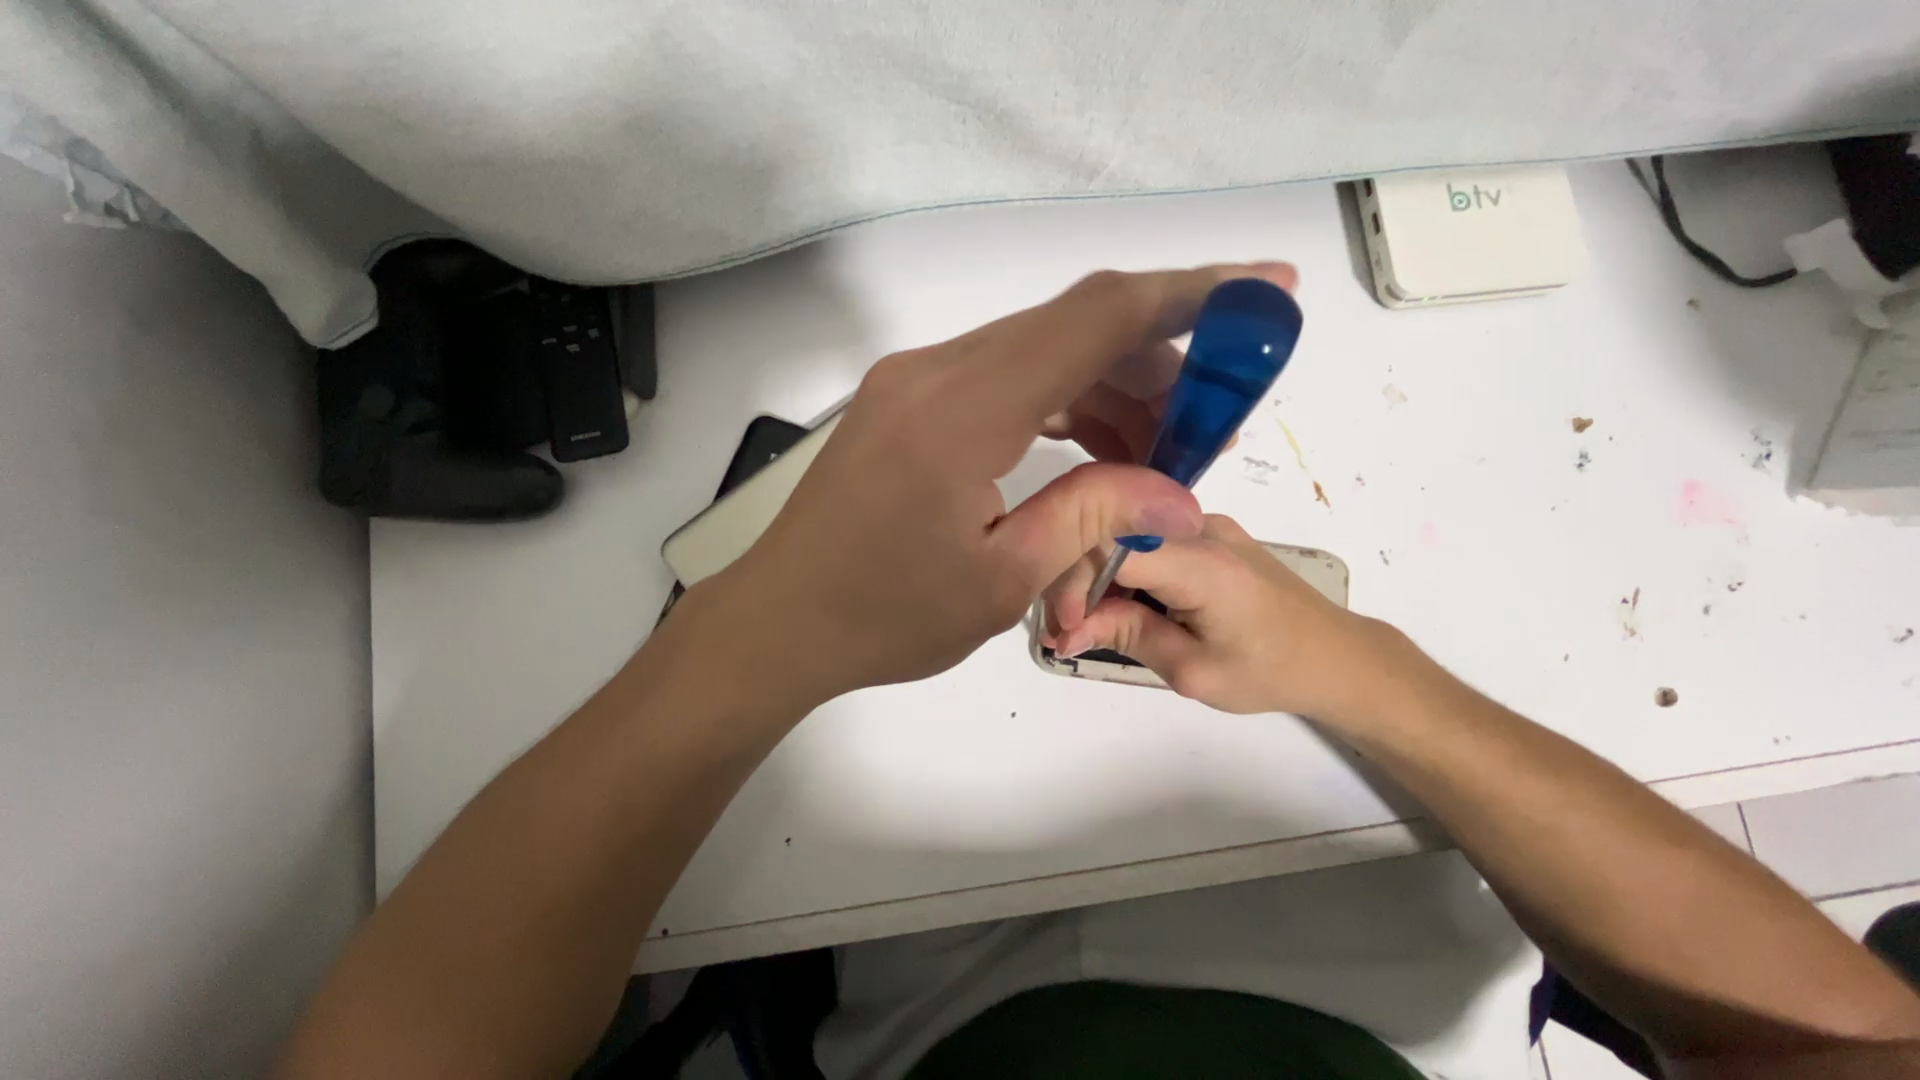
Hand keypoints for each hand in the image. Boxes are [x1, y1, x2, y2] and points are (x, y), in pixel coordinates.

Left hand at [699, 263, 1299, 703]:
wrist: (781, 621)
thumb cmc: (885, 616)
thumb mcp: (1004, 579)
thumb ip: (1095, 515)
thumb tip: (1181, 494)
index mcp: (961, 410)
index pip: (1096, 318)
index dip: (1191, 295)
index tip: (1267, 290)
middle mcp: (936, 370)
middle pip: (1073, 326)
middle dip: (1159, 362)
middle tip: (1209, 427)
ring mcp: (915, 379)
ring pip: (1041, 350)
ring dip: (1110, 387)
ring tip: (1160, 452)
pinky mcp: (907, 399)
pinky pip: (1005, 377)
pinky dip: (1061, 401)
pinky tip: (1098, 448)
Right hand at [1048, 514, 1405, 721]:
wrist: (1337, 656)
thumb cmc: (1270, 672)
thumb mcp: (1193, 671)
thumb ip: (1129, 637)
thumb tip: (1066, 631)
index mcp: (1201, 562)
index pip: (1109, 546)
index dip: (1075, 584)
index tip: (1065, 629)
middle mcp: (1201, 527)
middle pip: (1114, 536)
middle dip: (1080, 585)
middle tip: (1067, 635)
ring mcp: (1208, 525)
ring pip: (1129, 537)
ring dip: (1102, 581)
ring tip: (1091, 628)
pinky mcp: (1211, 535)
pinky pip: (1152, 542)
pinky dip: (1128, 575)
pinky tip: (1124, 610)